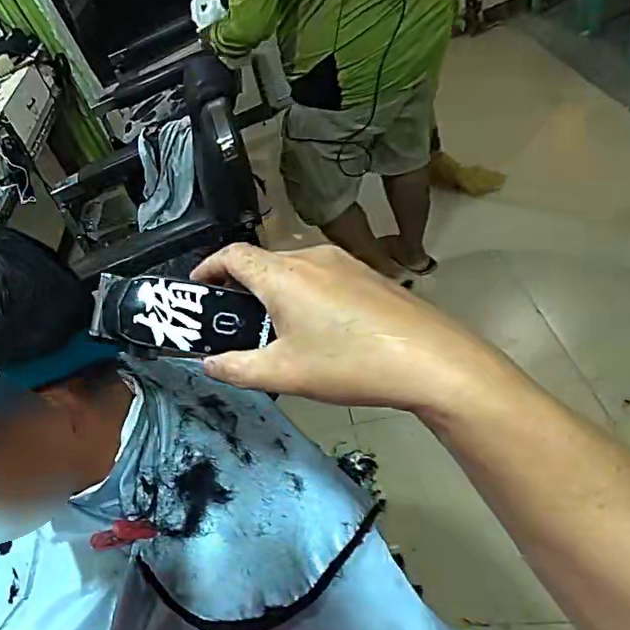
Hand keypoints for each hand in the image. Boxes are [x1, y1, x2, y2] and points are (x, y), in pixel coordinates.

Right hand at [190, 244, 519, 413]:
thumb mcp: (284, 373)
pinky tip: (317, 330)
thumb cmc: (351, 363)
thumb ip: (237, 368)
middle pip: (262, 262)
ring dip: (273, 292)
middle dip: (239, 288)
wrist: (432, 360)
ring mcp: (345, 262)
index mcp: (283, 274)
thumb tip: (210, 364)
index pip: (232, 255)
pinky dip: (303, 294)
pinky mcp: (368, 274)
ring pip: (293, 269)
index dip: (207, 269)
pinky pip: (322, 276)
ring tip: (274, 331)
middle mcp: (312, 256)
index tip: (197, 290)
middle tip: (232, 322)